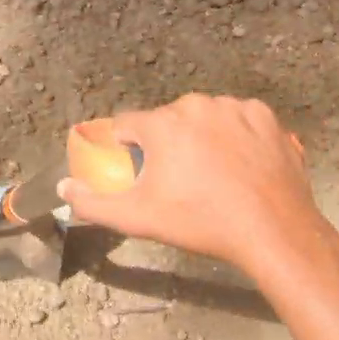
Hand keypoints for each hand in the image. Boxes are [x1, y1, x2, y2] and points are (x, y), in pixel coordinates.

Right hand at [59, 93, 337, 280]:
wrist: (276, 234)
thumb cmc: (202, 223)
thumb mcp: (139, 218)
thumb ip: (93, 203)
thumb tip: (63, 188)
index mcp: (161, 123)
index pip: (128, 125)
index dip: (130, 148)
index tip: (144, 172)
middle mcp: (194, 105)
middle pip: (167, 120)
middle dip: (169, 143)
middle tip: (183, 180)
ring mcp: (233, 108)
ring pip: (203, 117)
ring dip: (202, 136)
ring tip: (215, 172)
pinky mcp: (266, 117)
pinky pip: (238, 119)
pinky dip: (237, 135)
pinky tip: (242, 162)